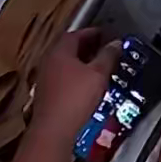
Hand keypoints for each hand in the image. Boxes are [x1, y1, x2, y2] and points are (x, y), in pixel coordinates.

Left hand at [30, 28, 118, 146]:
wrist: (54, 129)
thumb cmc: (75, 98)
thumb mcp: (98, 74)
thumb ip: (108, 57)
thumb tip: (115, 44)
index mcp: (60, 52)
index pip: (75, 34)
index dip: (91, 32)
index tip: (104, 34)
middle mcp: (48, 62)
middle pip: (68, 48)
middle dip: (86, 47)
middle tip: (102, 48)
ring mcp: (44, 78)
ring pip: (64, 64)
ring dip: (80, 62)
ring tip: (97, 66)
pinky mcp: (45, 94)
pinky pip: (62, 78)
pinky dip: (74, 76)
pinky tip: (86, 85)